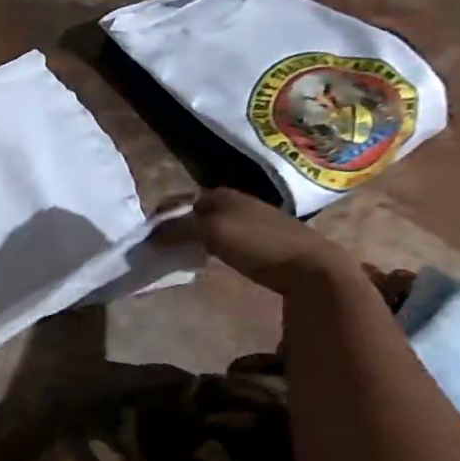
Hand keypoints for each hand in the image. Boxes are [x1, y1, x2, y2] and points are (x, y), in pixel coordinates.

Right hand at [153, 188, 352, 292]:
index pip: (179, 201)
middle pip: (193, 213)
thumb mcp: (211, 232)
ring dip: (192, 239)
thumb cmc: (258, 243)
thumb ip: (178, 230)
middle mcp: (235, 202)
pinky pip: (223, 240)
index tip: (147, 238)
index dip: (161, 218)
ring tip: (178, 257)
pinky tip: (206, 261)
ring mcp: (250, 221)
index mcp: (220, 194)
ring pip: (208, 227)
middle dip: (175, 228)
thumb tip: (149, 236)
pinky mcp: (262, 242)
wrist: (312, 267)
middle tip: (160, 249)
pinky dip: (208, 248)